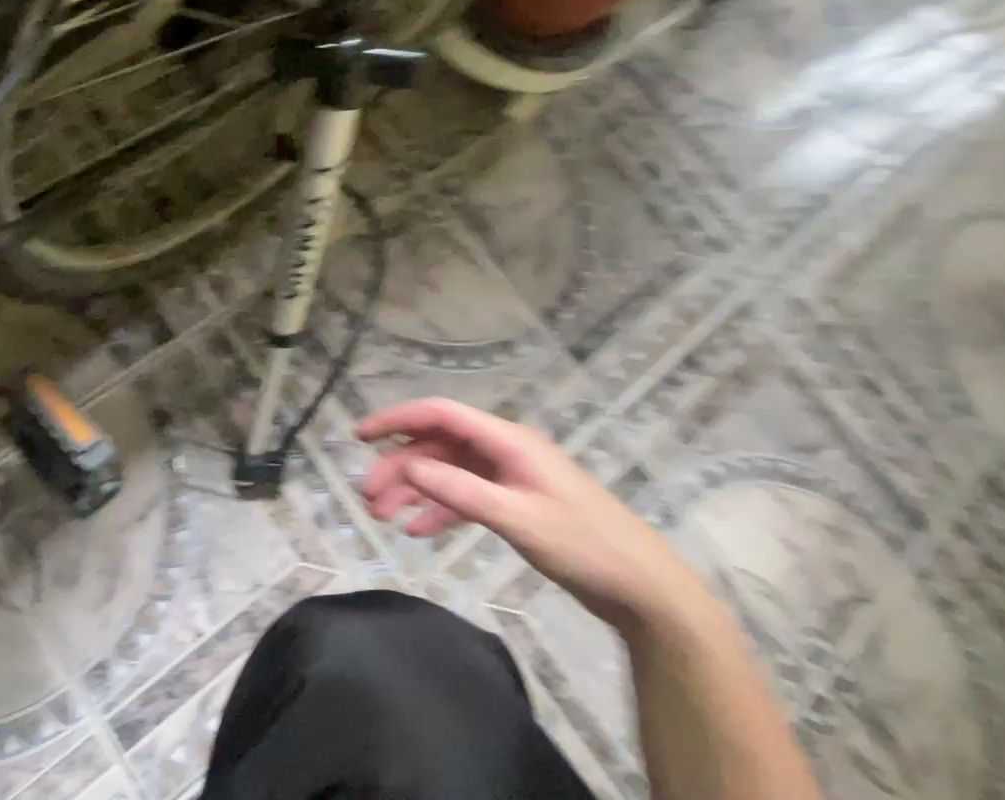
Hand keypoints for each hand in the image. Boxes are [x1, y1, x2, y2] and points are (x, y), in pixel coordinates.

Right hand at [357, 397, 710, 630]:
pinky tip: (418, 530)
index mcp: (509, 441)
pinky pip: (465, 497)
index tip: (359, 437)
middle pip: (437, 447)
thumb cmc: (585, 546)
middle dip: (398, 467)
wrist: (645, 590)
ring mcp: (511, 478)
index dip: (396, 420)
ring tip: (383, 517)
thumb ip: (460, 491)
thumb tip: (407, 466)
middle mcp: (505, 451)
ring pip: (447, 472)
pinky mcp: (516, 504)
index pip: (440, 415)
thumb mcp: (518, 519)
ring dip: (414, 490)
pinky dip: (439, 510)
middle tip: (368, 498)